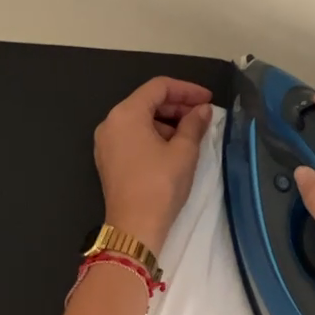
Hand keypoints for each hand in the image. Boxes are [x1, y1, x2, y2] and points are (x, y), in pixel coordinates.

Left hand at [94, 77, 213, 249]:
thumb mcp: (183, 152)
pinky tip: (173, 148)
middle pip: (147, 102)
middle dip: (177, 106)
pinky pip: (133, 137)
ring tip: (192, 134)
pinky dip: (153, 136)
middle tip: (203, 117)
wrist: (135, 227)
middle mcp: (110, 123)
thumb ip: (194, 124)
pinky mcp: (109, 161)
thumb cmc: (160, 185)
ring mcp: (106, 143)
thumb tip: (202, 110)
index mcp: (126, 114)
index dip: (187, 90)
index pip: (159, 87)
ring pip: (140, 121)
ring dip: (167, 122)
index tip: (208, 99)